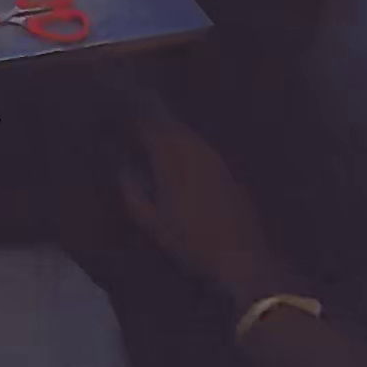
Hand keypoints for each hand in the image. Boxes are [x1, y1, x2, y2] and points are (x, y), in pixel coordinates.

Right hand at [120, 113, 291, 305]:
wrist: (246, 265)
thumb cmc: (191, 244)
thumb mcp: (151, 222)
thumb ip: (131, 190)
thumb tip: (124, 165)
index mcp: (172, 160)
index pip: (150, 125)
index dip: (134, 111)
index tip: (120, 101)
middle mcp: (194, 153)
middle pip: (170, 123)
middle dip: (152, 112)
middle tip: (134, 105)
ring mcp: (215, 162)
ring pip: (187, 133)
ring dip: (169, 126)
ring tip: (153, 124)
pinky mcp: (228, 173)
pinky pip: (200, 146)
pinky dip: (185, 141)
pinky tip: (179, 149)